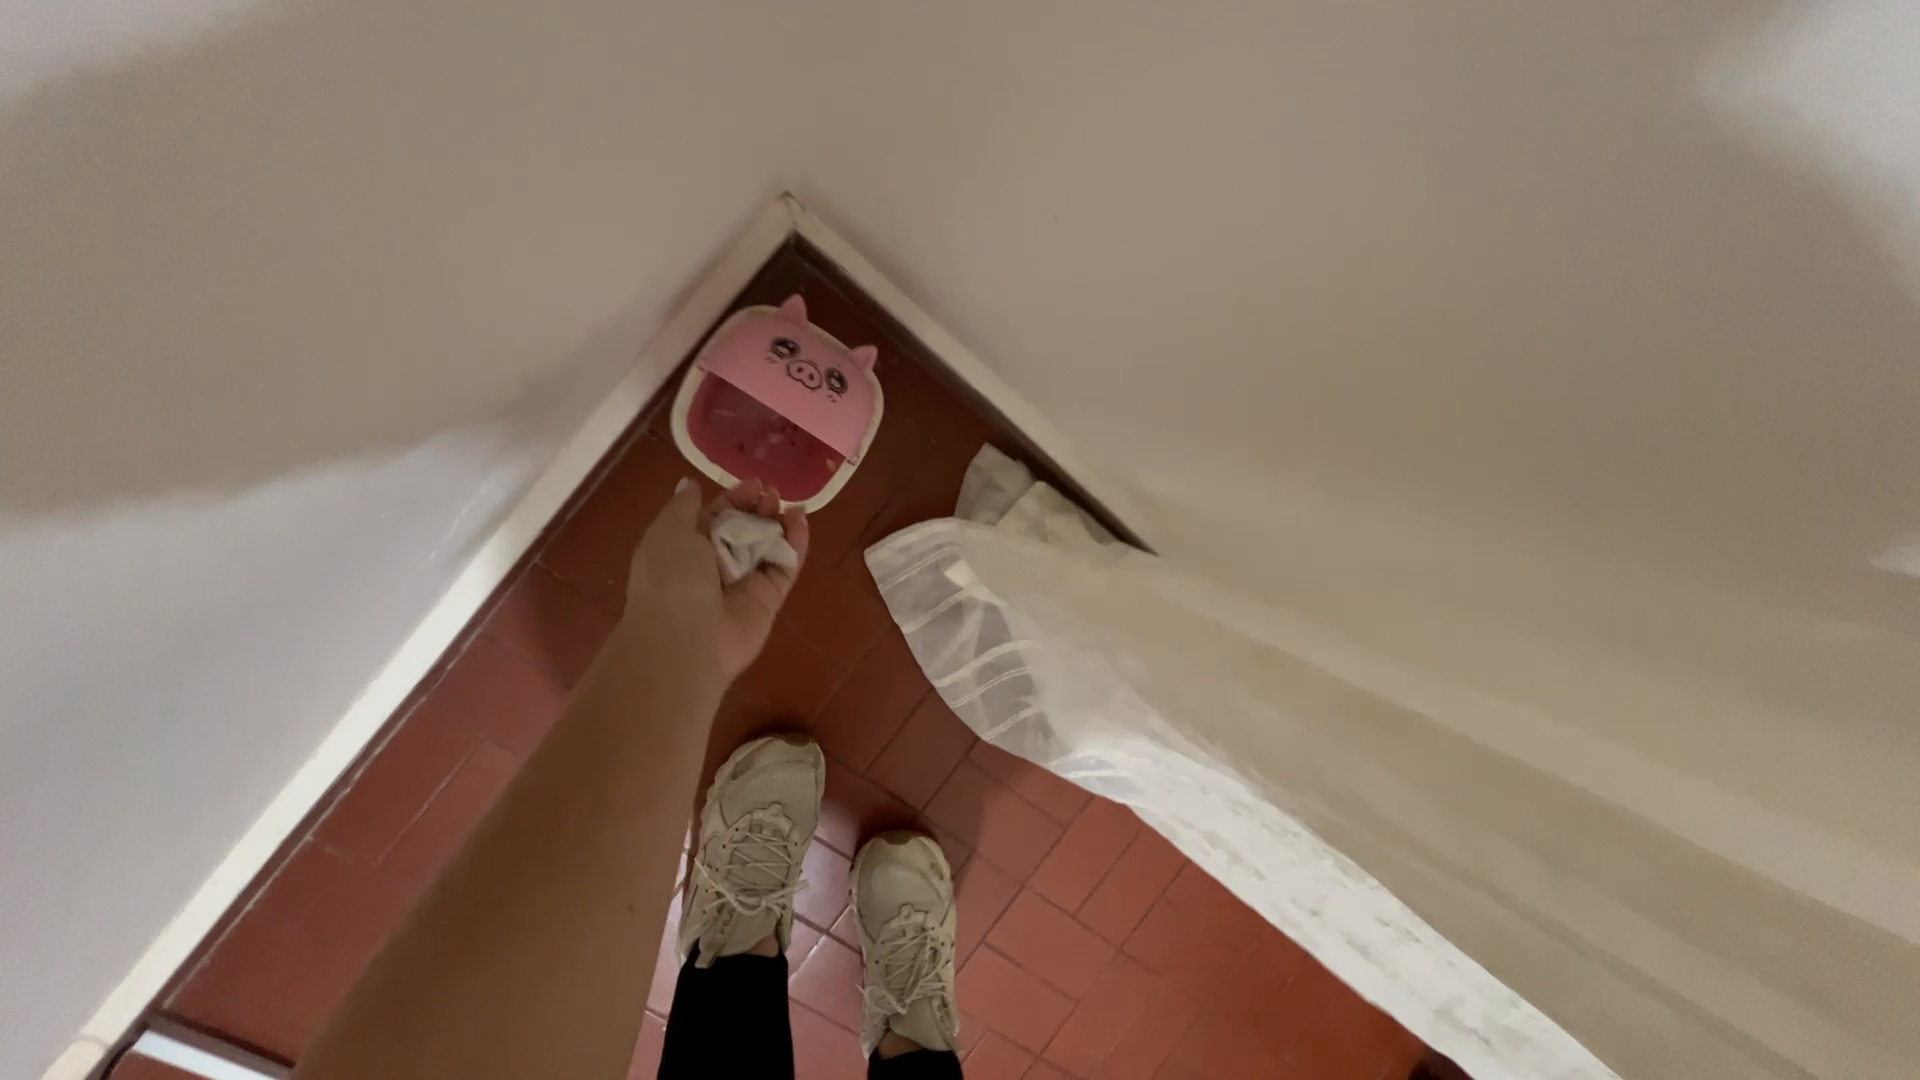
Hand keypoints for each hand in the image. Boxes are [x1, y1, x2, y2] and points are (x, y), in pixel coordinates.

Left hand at [626, 477, 809, 681]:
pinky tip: (801, 521)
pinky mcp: (769, 599)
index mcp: (685, 547)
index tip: (752, 484)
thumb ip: (683, 507)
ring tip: (788, 504)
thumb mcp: (667, 532)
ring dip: (778, 522)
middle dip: (757, 508)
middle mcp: (715, 565)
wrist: (684, 640)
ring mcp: (744, 582)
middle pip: (743, 529)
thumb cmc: (670, 579)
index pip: (714, 516)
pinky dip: (795, 544)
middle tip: (770, 493)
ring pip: (767, 546)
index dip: (733, 498)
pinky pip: (785, 566)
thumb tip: (689, 484)